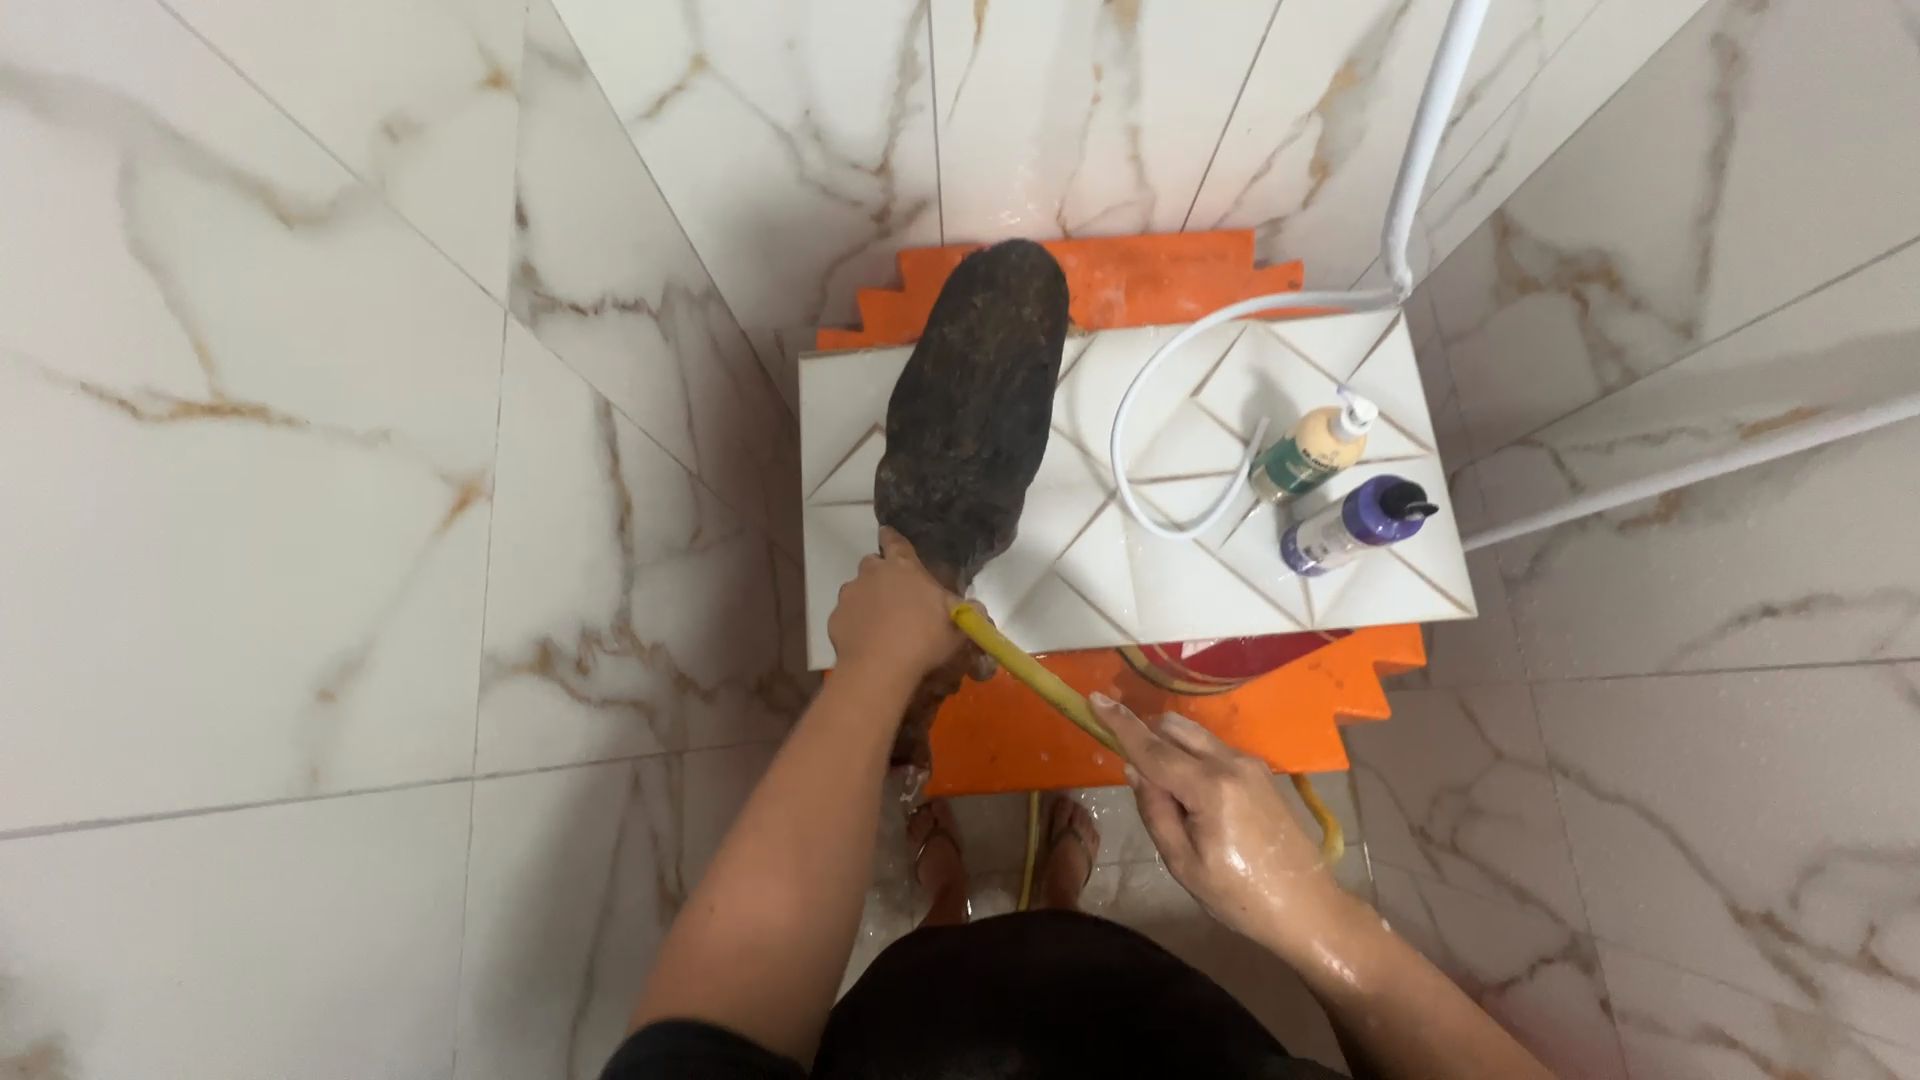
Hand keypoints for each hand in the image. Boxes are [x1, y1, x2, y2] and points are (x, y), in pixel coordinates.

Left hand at [828, 527, 965, 683]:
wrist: (881, 666)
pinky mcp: (836, 618)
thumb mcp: (960, 624)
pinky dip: (854, 623)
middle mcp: (872, 573)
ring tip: (880, 621)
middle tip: (895, 594)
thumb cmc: (924, 637)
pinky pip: (846, 615)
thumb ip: (970, 611)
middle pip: (872, 563)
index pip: (895, 541)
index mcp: (903, 566)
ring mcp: (850, 595)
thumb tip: (977, 608)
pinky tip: (866, 641)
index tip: (887, 534)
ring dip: (867, 598)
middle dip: (881, 573)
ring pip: (856, 589)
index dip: (892, 538)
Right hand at [1096, 693, 1347, 956]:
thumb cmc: (1240, 897)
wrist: (1309, 908)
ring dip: (1168, 745)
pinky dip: (1190, 756)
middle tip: (1133, 770)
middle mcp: (1231, 763)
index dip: (1120, 723)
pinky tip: (1194, 798)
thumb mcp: (1183, 864)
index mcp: (1210, 788)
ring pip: (1193, 734)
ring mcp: (1249, 764)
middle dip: (1145, 735)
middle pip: (1173, 728)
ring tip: (1167, 794)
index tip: (1094, 698)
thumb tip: (1135, 770)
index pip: (1153, 748)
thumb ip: (1154, 811)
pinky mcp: (1260, 772)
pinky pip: (1212, 749)